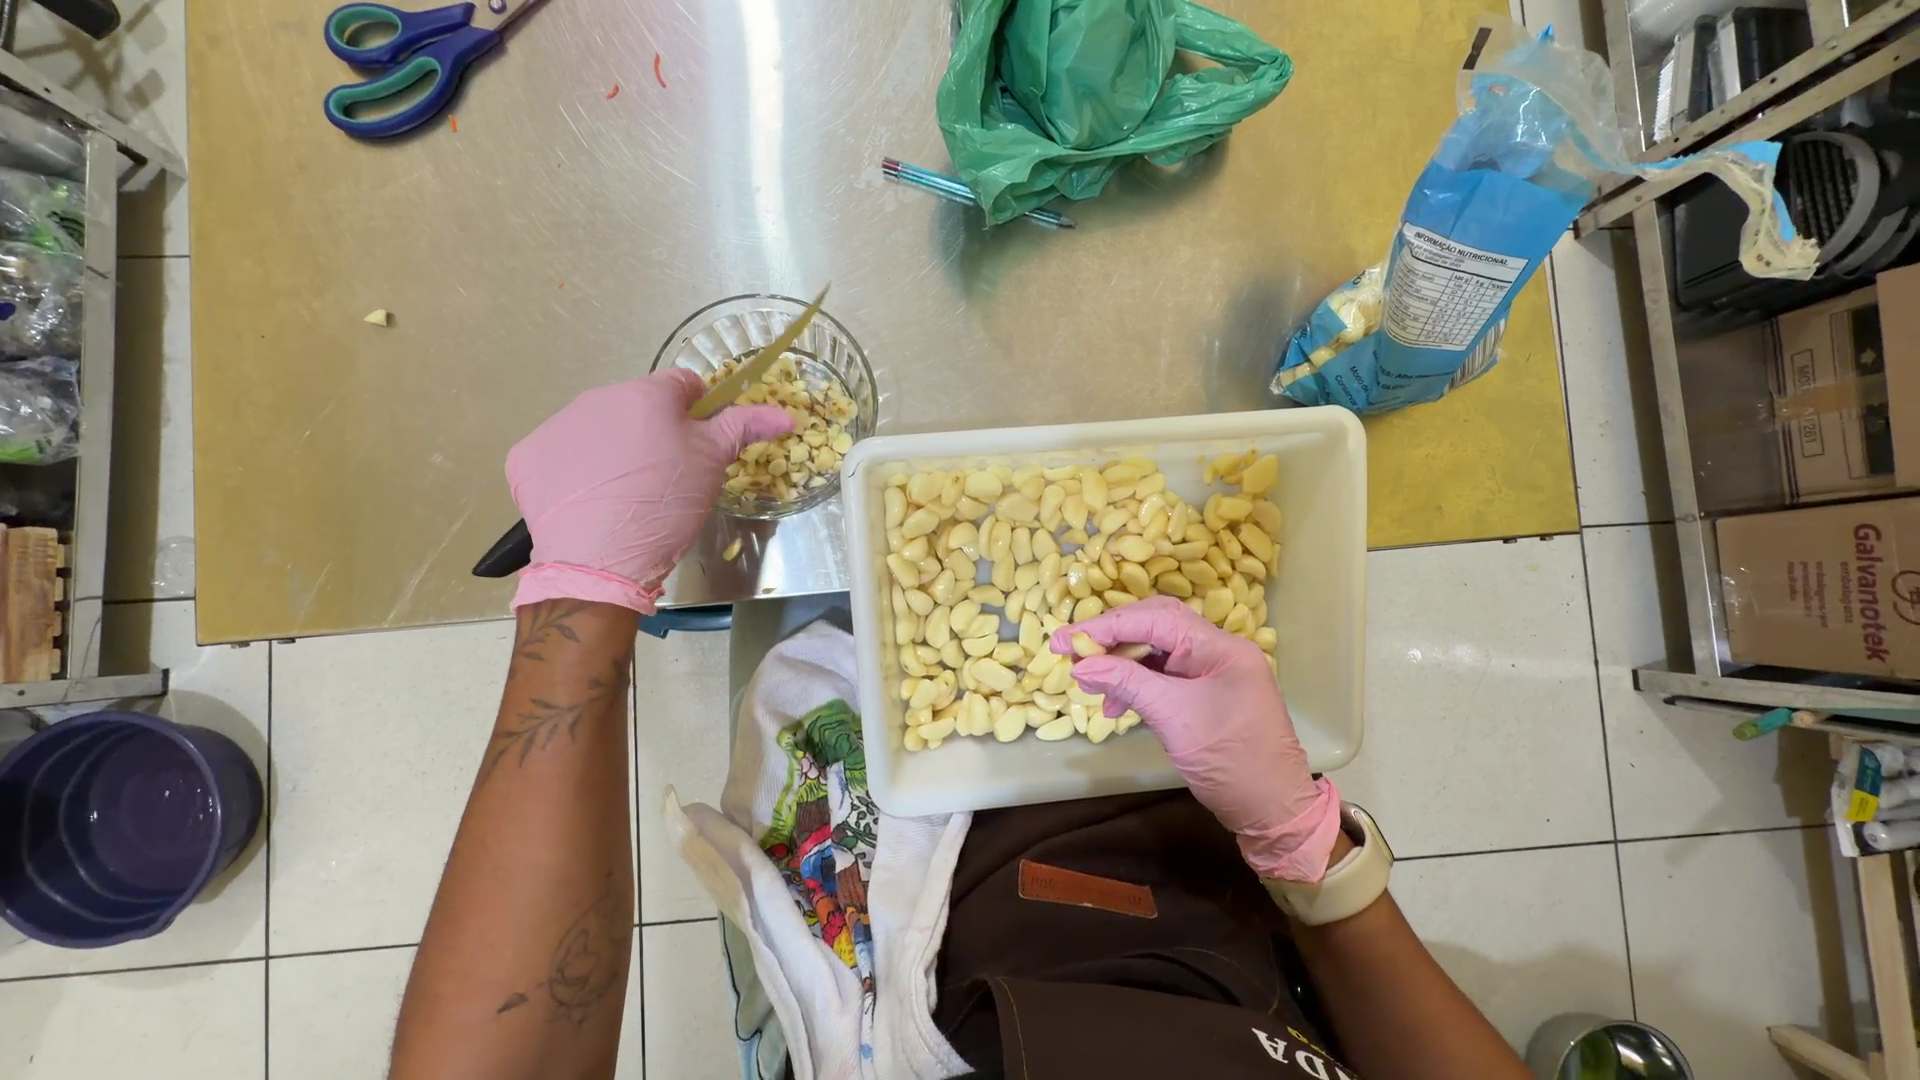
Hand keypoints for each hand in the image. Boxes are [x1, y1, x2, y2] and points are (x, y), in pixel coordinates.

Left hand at [505, 370, 793, 612]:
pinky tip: (590, 503)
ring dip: (614, 449)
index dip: (698, 410)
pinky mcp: (528, 457)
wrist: (598, 561)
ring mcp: (557, 425)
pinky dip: (576, 472)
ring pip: (598, 428)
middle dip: (653, 432)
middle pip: (637, 406)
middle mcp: (597, 398)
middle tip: (664, 477)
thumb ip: (745, 428)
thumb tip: (785, 414)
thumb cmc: (665, 506)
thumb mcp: (712, 465)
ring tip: (625, 495)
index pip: (683, 384)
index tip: (698, 443)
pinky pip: (562, 454)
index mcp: (647, 395)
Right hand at [1051, 596, 1342, 882]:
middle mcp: (1217, 650)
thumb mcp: (1174, 718)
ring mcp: (1212, 671)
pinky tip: (1113, 704)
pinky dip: (1135, 683)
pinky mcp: (1205, 693)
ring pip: (1156, 650)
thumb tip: (1080, 665)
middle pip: (1155, 625)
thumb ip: (1127, 683)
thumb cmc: (1231, 762)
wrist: (1274, 811)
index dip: (1105, 626)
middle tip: (1072, 651)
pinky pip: (1163, 675)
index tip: (1063, 639)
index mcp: (1219, 647)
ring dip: (1120, 662)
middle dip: (1111, 637)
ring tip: (1088, 684)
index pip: (1154, 619)